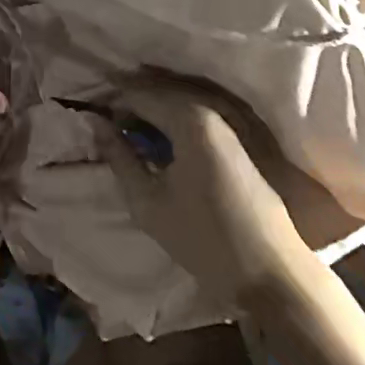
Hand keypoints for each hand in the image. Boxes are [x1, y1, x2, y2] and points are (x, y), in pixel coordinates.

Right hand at [93, 79, 310, 295]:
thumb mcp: (147, 201)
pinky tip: (159, 138)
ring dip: (150, 108)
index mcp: (188, 119)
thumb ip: (118, 156)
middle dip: (129, 101)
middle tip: (106, 123)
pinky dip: (171, 117)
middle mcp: (210, 110)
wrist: (273, 274)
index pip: (136, 94)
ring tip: (128, 129)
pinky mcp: (240, 140)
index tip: (92, 121)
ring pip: (178, 99)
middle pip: (158, 90)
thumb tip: (95, 123)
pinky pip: (196, 112)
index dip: (110, 103)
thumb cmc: (203, 238)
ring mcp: (230, 123)